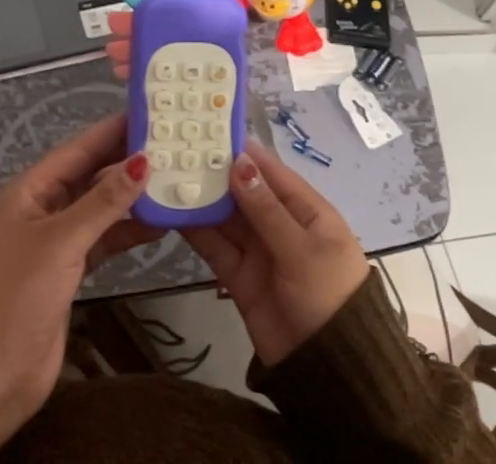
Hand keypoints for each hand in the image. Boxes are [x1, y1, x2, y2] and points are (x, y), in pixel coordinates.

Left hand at [0, 116, 162, 462]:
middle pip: (90, 176)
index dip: (113, 131)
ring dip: (133, 199)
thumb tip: (142, 160)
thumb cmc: (13, 301)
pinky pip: (102, 240)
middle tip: (179, 146)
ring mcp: (54, 244)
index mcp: (27, 193)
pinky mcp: (66, 274)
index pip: (76, 150)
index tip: (155, 113)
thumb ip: (102, 203)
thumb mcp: (58, 245)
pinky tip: (160, 224)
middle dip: (129, 163)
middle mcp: (41, 211)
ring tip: (179, 181)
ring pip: (100, 209)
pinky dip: (128, 231)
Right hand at [185, 146, 370, 365]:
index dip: (244, 151)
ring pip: (226, 217)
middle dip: (216, 173)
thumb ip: (266, 209)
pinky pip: (215, 246)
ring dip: (201, 199)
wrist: (327, 366)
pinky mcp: (238, 275)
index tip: (212, 128)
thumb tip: (239, 163)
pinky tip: (171, 212)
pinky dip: (196, 230)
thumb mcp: (302, 248)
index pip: (272, 172)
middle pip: (244, 192)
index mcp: (308, 210)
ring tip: (167, 174)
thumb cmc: (328, 295)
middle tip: (178, 149)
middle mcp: (281, 224)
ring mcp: (258, 250)